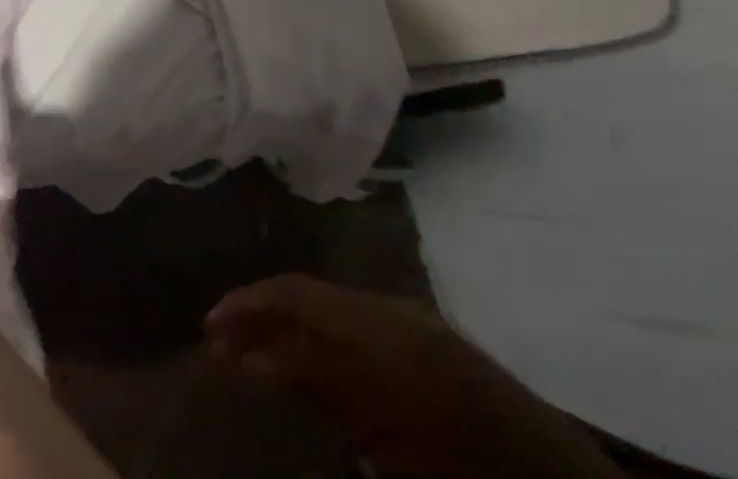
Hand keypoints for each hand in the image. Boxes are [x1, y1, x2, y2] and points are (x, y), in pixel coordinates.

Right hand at [205, 274, 620, 478]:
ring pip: (327, 314)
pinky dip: (319, 345)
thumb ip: (312, 375)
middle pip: (307, 299)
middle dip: (260, 318)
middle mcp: (388, 307)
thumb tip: (249, 356)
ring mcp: (409, 323)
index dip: (244, 302)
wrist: (543, 468)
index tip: (208, 325)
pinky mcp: (426, 344)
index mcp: (374, 313)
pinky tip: (302, 369)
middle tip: (220, 345)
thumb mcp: (373, 408)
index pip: (293, 290)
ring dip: (285, 333)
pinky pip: (355, 330)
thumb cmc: (448, 431)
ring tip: (250, 360)